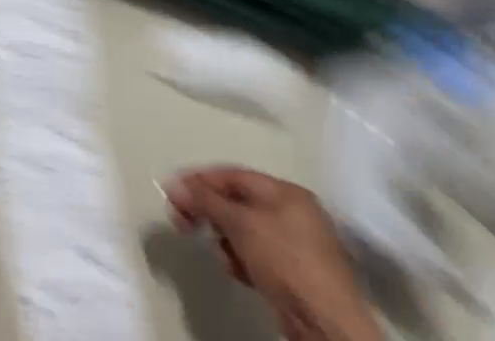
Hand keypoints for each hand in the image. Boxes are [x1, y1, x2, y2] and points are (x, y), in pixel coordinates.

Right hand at [165, 168, 381, 340]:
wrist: (324, 319)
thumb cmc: (283, 259)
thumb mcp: (239, 223)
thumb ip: (205, 200)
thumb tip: (173, 183)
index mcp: (286, 192)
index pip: (233, 175)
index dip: (199, 180)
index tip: (171, 191)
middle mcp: (292, 211)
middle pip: (236, 201)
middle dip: (209, 212)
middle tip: (183, 221)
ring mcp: (293, 241)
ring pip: (242, 229)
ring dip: (226, 240)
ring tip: (226, 256)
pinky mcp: (291, 268)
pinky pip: (254, 252)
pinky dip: (241, 257)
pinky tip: (241, 271)